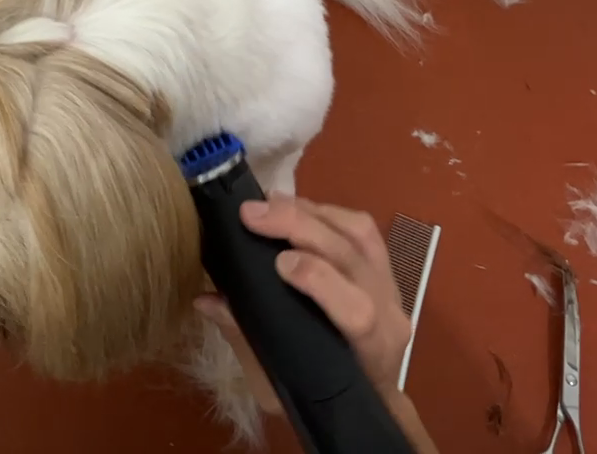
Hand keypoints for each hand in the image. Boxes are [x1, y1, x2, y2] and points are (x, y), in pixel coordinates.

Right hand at [195, 194, 411, 406]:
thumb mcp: (279, 386)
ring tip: (269, 202)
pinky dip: (322, 209)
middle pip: (352, 257)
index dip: (320, 279)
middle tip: (251, 212)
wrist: (369, 394)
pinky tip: (291, 204)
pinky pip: (359, 225)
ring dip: (310, 211)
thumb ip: (247, 341)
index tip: (278, 262)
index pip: (358, 312)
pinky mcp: (382, 263)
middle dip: (300, 227)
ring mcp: (389, 284)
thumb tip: (206, 299)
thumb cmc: (320, 393)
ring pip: (358, 232)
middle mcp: (389, 312)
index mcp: (370, 352)